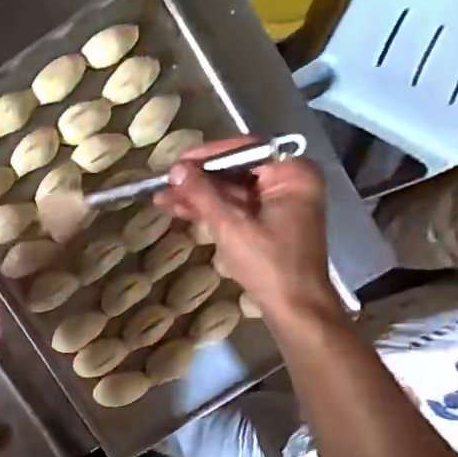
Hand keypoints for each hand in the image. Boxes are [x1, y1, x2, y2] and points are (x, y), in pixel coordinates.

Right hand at [154, 137, 346, 327]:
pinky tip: (182, 210)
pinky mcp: (270, 222)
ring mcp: (281, 203)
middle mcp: (291, 181)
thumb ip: (202, 194)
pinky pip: (238, 207)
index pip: (245, 150)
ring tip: (163, 198)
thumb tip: (175, 170)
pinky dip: (212, 209)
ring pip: (233, 190)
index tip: (177, 162)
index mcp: (293, 174)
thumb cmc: (268, 263)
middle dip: (199, 178)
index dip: (208, 155)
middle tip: (166, 182)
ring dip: (199, 195)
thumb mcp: (230, 226)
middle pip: (237, 170)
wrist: (294, 307)